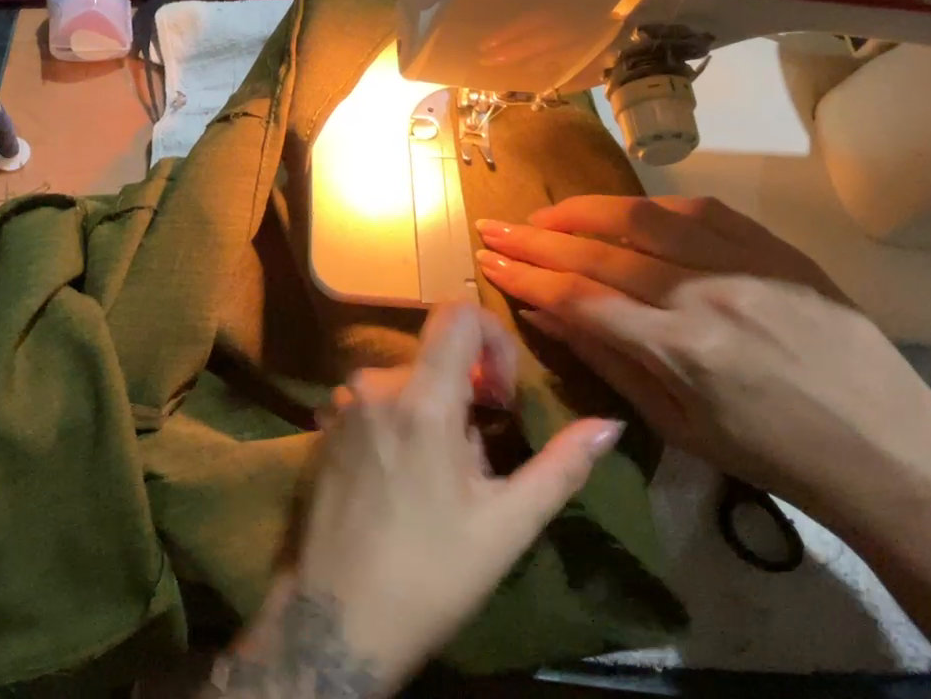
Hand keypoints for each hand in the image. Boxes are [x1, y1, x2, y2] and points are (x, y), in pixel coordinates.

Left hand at [227, 302, 622, 695]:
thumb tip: (610, 423)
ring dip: (430, 413)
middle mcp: (372, 387)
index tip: (503, 394)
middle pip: (432, 358)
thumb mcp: (507, 525)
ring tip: (440, 479)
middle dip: (465, 395)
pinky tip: (401, 481)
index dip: (491, 338)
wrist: (338, 615)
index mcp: (420, 401)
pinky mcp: (321, 429)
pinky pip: (371, 404)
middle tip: (477, 461)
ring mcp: (340, 407)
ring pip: (401, 382)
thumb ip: (560, 465)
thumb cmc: (431, 573)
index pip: (455, 316)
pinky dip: (397, 424)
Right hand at [472, 195, 930, 530]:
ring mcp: (749, 267)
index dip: (525, 276)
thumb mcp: (676, 424)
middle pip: (600, 253)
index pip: (578, 297)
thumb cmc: (772, 458)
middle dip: (536, 238)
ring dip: (585, 211)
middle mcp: (709, 296)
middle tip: (494, 227)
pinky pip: (704, 212)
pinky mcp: (782, 254)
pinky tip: (625, 212)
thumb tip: (544, 315)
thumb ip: (606, 361)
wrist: (892, 457)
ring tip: (547, 214)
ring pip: (646, 218)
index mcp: (681, 350)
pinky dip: (653, 207)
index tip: (488, 261)